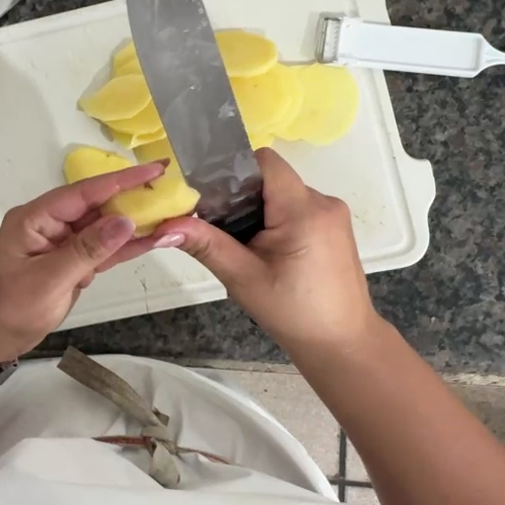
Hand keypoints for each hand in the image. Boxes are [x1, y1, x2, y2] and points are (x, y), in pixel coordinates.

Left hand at [0, 162, 187, 360]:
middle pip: (95, 205)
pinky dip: (125, 247)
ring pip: (102, 227)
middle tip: (171, 190)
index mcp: (34, 218)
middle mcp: (48, 224)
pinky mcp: (70, 262)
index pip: (82, 193)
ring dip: (134, 223)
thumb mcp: (49, 279)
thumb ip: (87, 250)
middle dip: (131, 198)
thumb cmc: (10, 308)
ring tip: (171, 213)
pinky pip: (101, 249)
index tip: (154, 171)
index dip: (120, 180)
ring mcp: (60, 243)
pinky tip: (153, 240)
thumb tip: (125, 221)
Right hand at [152, 148, 379, 353]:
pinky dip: (271, 220)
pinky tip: (260, 250)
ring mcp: (331, 214)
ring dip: (254, 211)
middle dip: (238, 197)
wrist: (341, 341)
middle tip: (214, 227)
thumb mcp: (242, 278)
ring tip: (238, 244)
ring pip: (280, 194)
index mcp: (303, 210)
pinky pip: (294, 208)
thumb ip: (205, 245)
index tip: (207, 195)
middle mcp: (323, 202)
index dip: (231, 170)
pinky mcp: (332, 227)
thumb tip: (162, 228)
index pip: (263, 162)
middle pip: (269, 179)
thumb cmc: (293, 311)